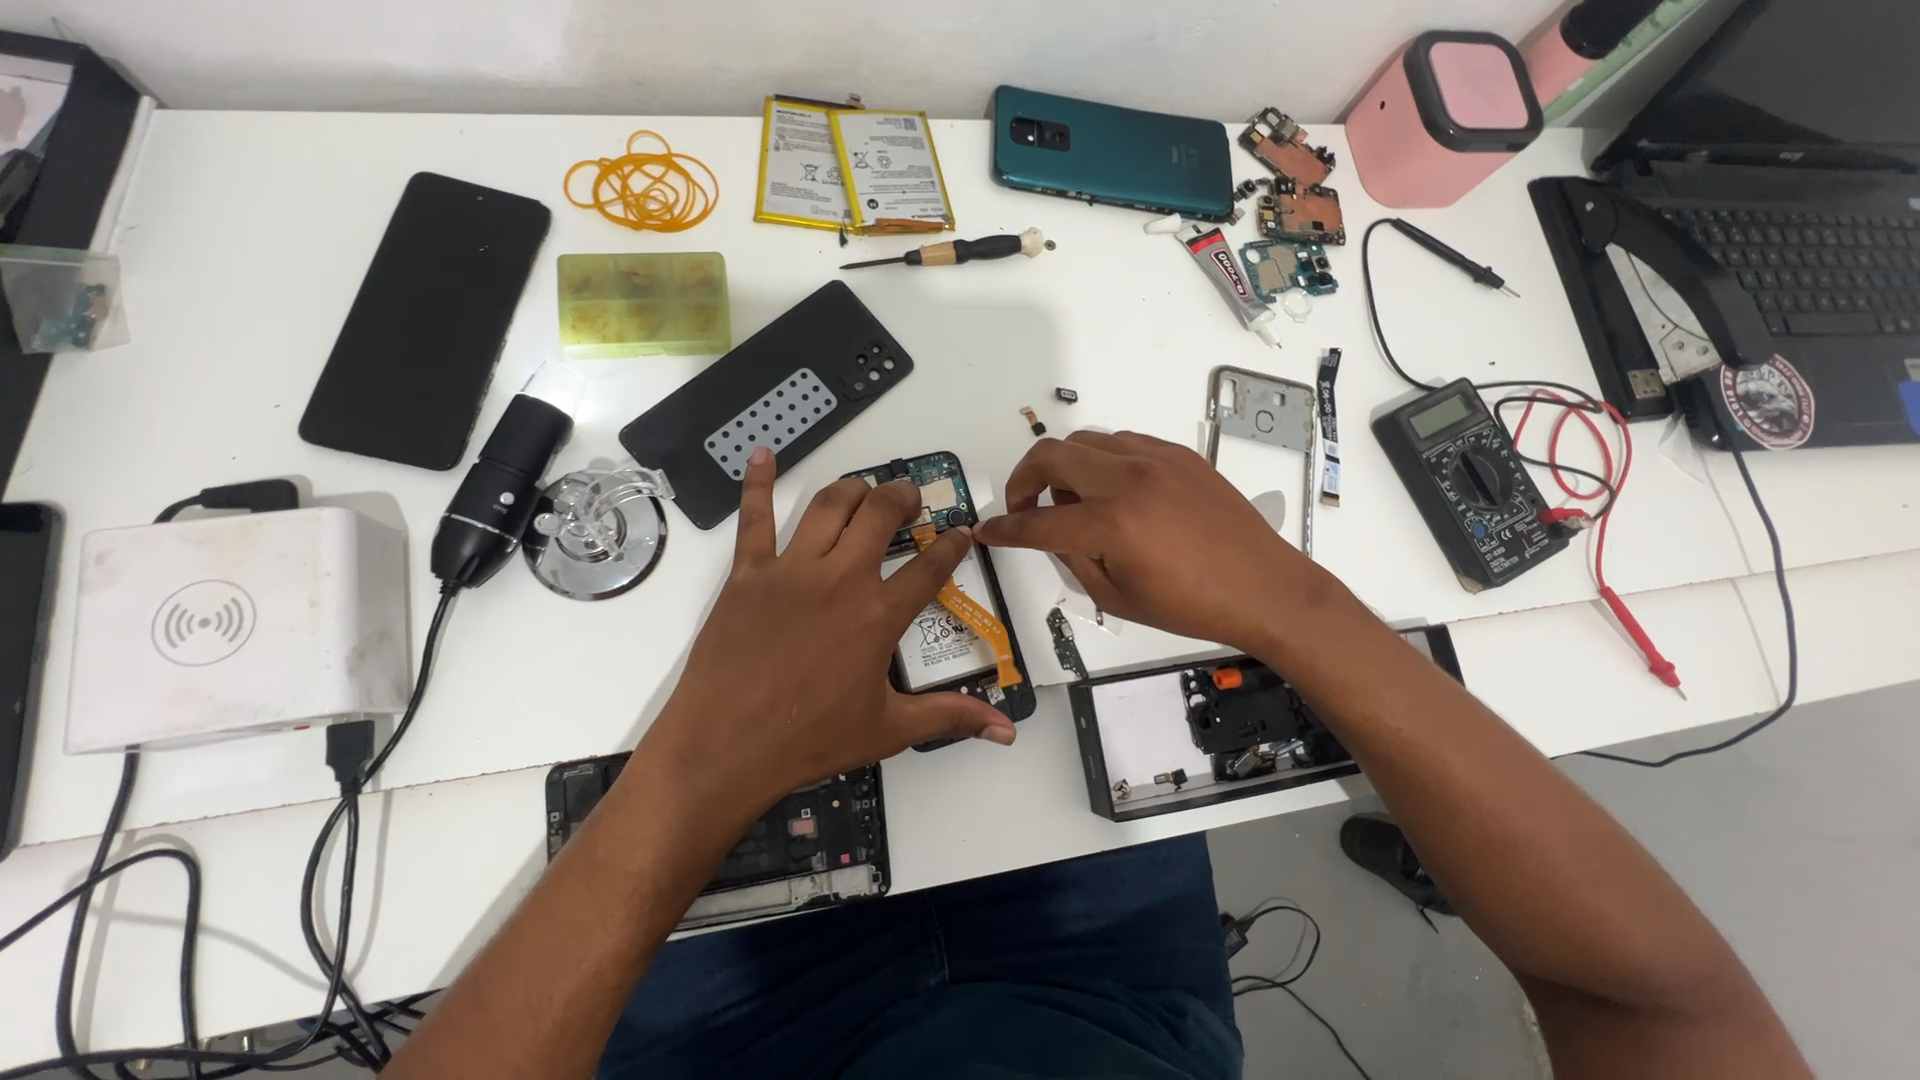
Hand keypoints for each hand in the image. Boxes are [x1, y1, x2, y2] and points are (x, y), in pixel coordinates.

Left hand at [641, 447, 1016, 816]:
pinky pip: (754, 518)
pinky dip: (757, 483)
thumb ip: (950, 717)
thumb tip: (1007, 731)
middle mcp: (840, 579)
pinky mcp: (747, 574)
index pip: (929, 568)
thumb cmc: (809, 740)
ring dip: (854, 490)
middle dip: (903, 498)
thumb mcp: (888, 730)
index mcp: (877, 615)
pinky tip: (762, 455)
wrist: (726, 746)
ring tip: (866, 491)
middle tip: (911, 501)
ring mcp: (790, 571)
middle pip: (880, 515)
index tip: (961, 533)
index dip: (952, 546)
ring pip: (829, 506)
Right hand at [975, 431, 1347, 654]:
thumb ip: (1073, 559)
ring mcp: (1157, 460)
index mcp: (1112, 525)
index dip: (1004, 530)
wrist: (1263, 587)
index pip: (1037, 522)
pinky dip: (1103, 460)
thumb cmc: (1191, 605)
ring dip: (1064, 466)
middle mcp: (1129, 481)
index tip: (988, 530)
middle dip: (1022, 479)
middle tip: (1023, 506)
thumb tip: (1051, 535)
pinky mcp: (1179, 454)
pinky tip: (1113, 490)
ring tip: (1073, 500)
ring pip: (1086, 440)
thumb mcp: (1118, 597)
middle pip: (1050, 455)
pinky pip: (1123, 442)